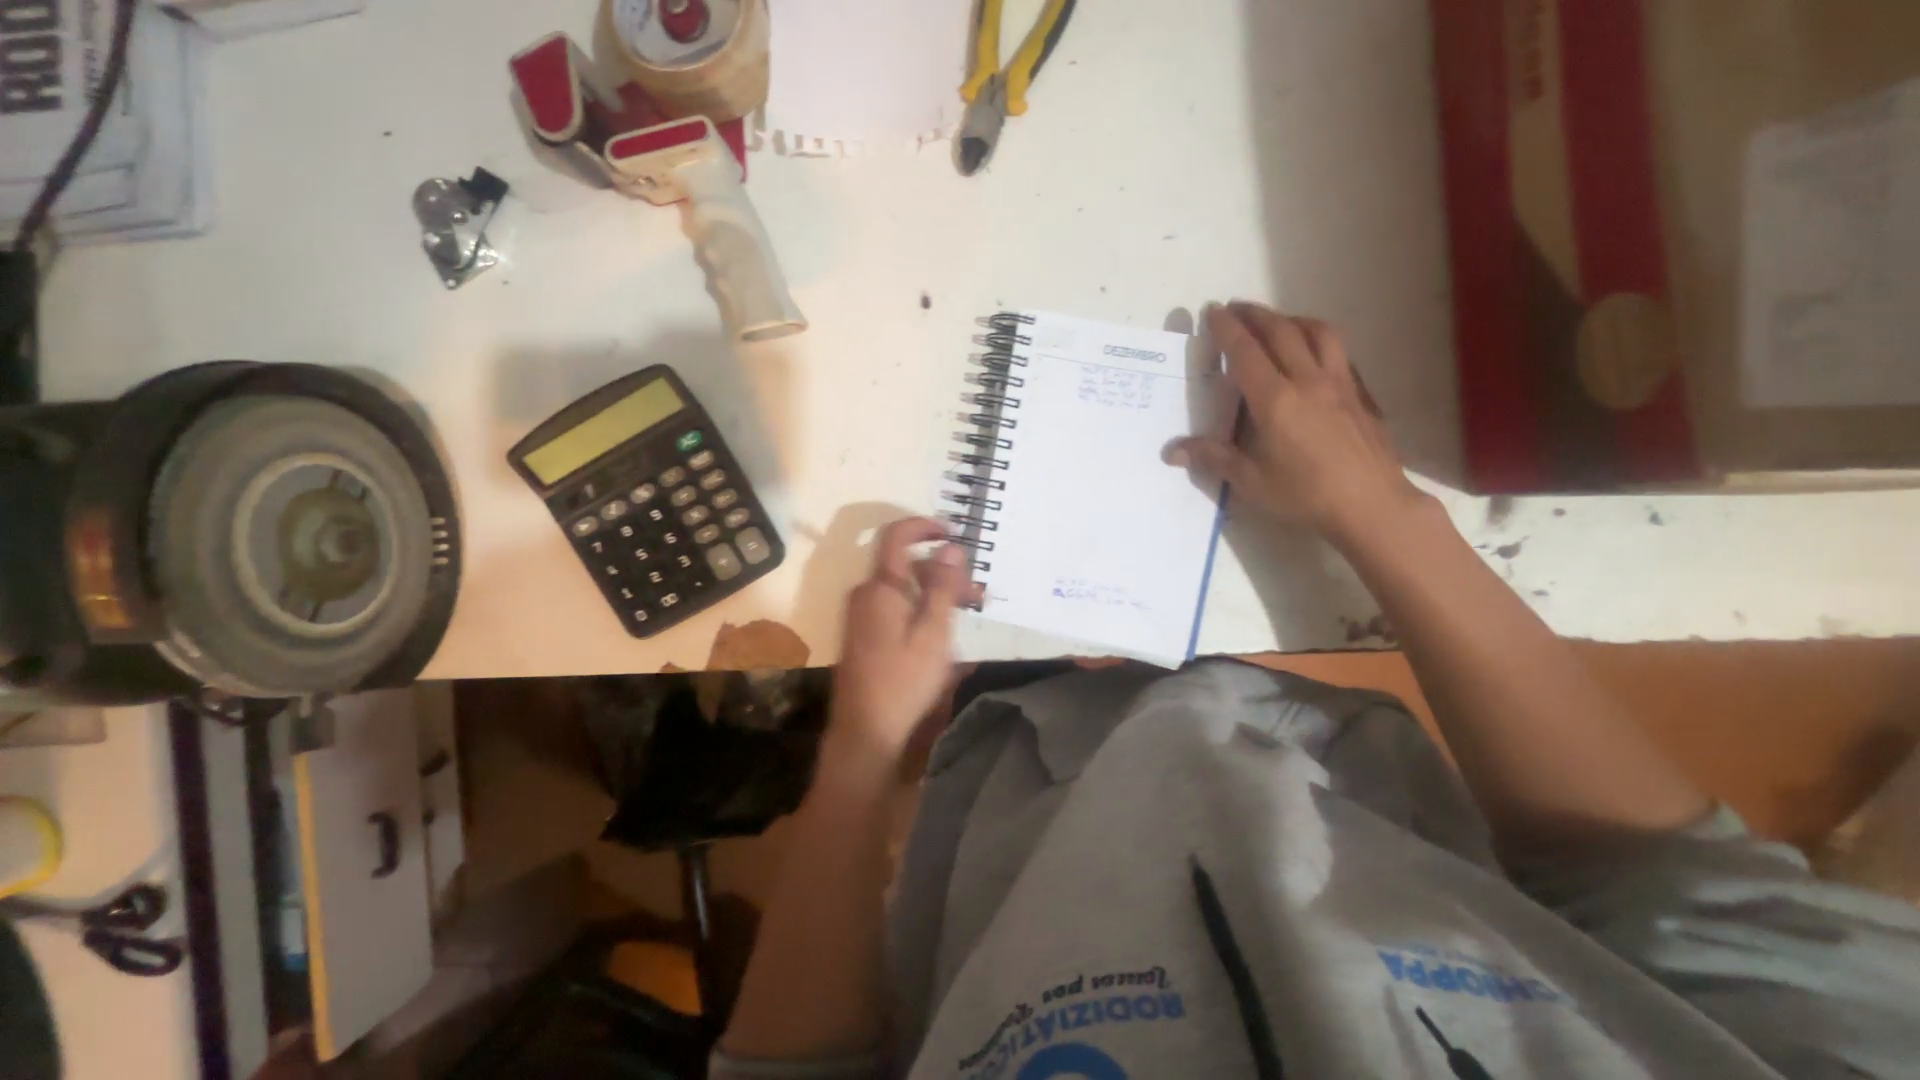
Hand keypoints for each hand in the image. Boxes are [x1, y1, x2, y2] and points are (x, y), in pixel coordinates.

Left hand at [829, 517, 974, 765]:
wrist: (867, 731)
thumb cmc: (904, 680)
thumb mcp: (934, 632)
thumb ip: (944, 586)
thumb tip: (951, 546)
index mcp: (880, 587)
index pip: (896, 535)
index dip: (923, 526)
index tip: (952, 532)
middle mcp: (865, 594)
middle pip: (905, 565)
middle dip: (942, 571)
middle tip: (976, 594)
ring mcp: (861, 616)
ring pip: (903, 589)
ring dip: (935, 593)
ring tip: (967, 616)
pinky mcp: (864, 636)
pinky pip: (895, 608)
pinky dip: (920, 610)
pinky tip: (942, 634)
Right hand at [1166, 302, 1427, 545]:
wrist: (1372, 505)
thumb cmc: (1305, 495)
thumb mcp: (1252, 481)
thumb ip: (1213, 458)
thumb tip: (1172, 451)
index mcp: (1275, 400)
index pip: (1245, 352)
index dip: (1227, 328)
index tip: (1212, 312)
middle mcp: (1307, 381)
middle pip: (1280, 331)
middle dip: (1255, 315)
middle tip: (1236, 308)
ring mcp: (1339, 384)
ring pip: (1317, 333)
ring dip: (1292, 319)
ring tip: (1277, 322)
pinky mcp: (1360, 395)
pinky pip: (1339, 353)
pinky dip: (1320, 341)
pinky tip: (1315, 355)